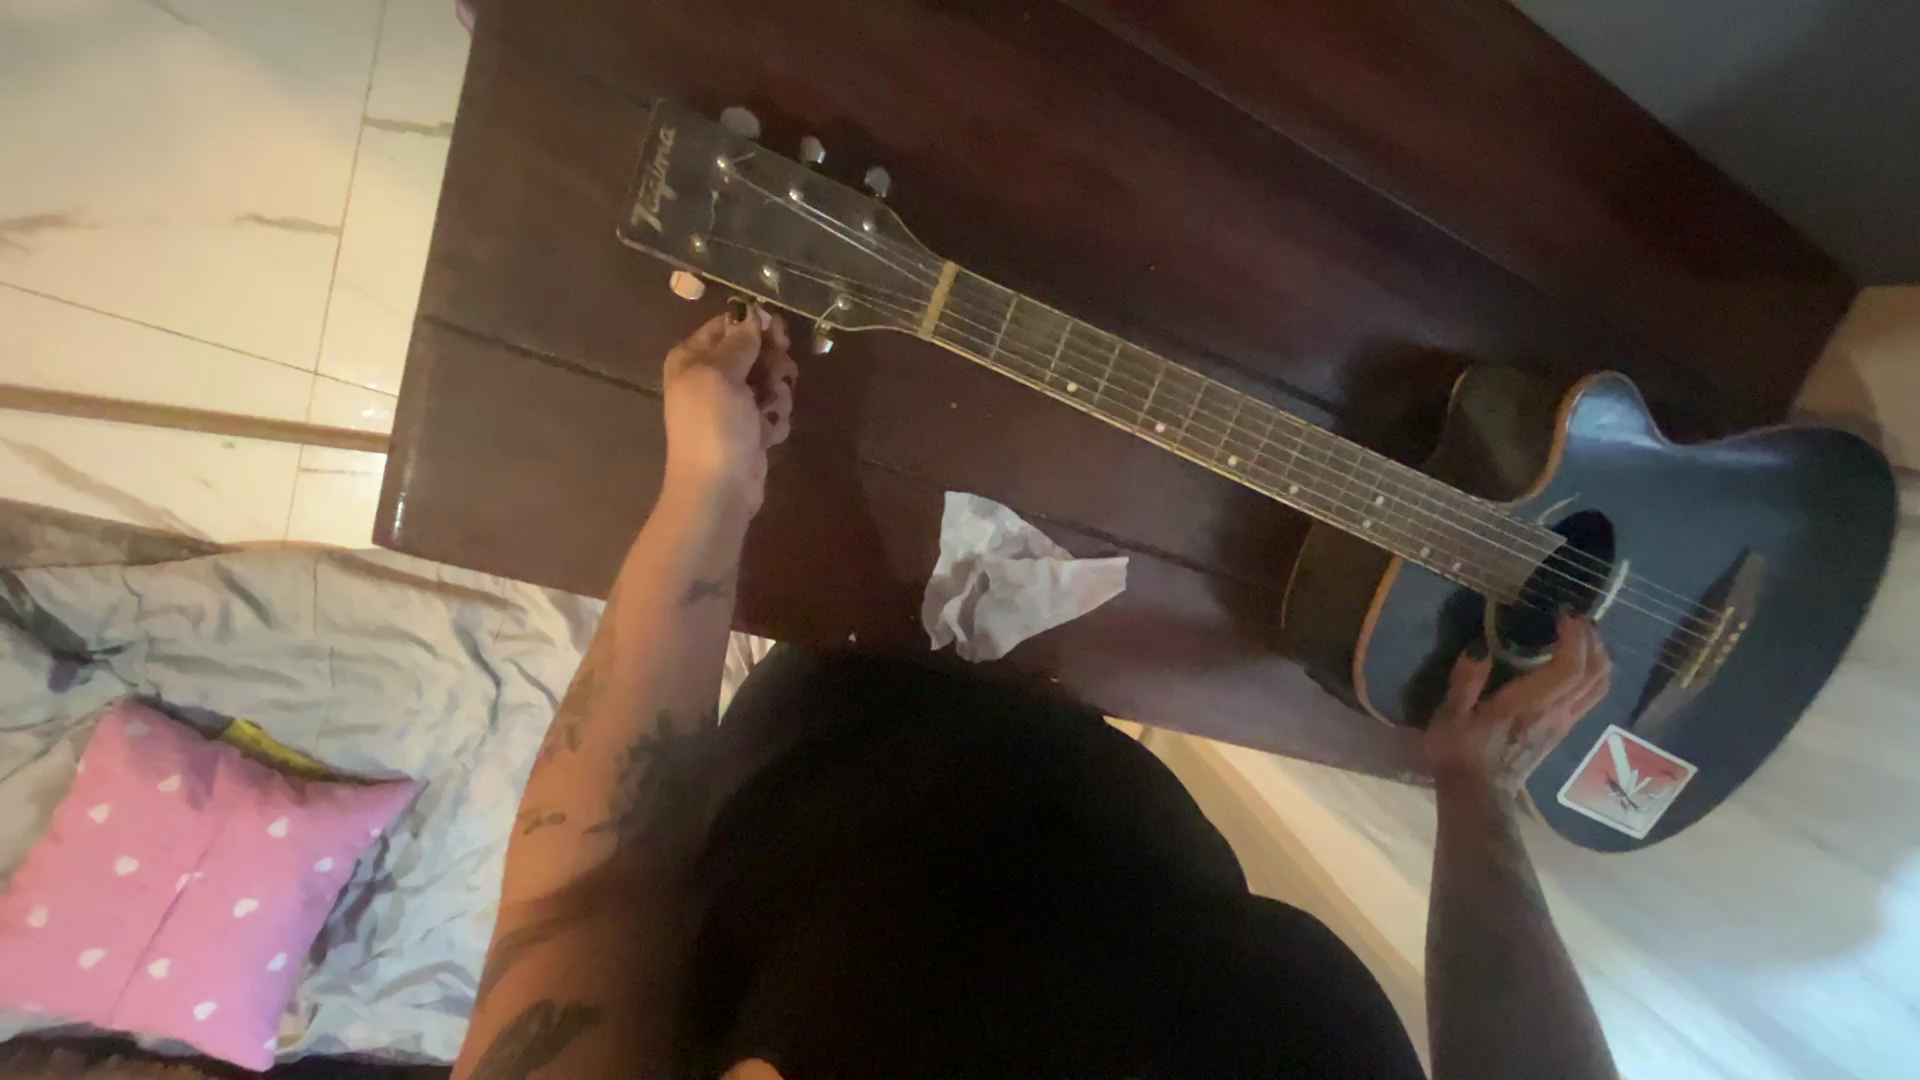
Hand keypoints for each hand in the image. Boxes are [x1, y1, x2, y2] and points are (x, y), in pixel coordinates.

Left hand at [660, 302, 797, 517]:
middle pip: (756, 351)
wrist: (719, 487)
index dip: (756, 326)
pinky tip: (768, 435)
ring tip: (768, 413)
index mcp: (694, 357)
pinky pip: (775, 410)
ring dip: (777, 395)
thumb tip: (752, 311)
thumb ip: (740, 341)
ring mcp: (733, 404)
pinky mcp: (752, 428)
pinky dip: (775, 421)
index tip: (779, 334)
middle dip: (773, 364)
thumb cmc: (713, 425)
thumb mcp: (721, 373)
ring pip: (772, 381)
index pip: (730, 325)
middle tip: (777, 377)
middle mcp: (712, 376)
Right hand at [1426, 611, 1611, 794]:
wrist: (1478, 791)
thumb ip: (1466, 679)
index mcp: (1530, 705)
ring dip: (1598, 655)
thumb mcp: (1450, 715)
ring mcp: (1565, 723)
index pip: (1569, 667)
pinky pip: (1592, 695)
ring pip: (1600, 686)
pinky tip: (1579, 662)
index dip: (1574, 637)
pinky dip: (1593, 672)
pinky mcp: (1563, 729)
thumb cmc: (1459, 751)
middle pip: (1595, 673)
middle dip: (1592, 640)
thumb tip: (1480, 646)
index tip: (1562, 613)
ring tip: (1583, 633)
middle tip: (1576, 616)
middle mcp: (1557, 712)